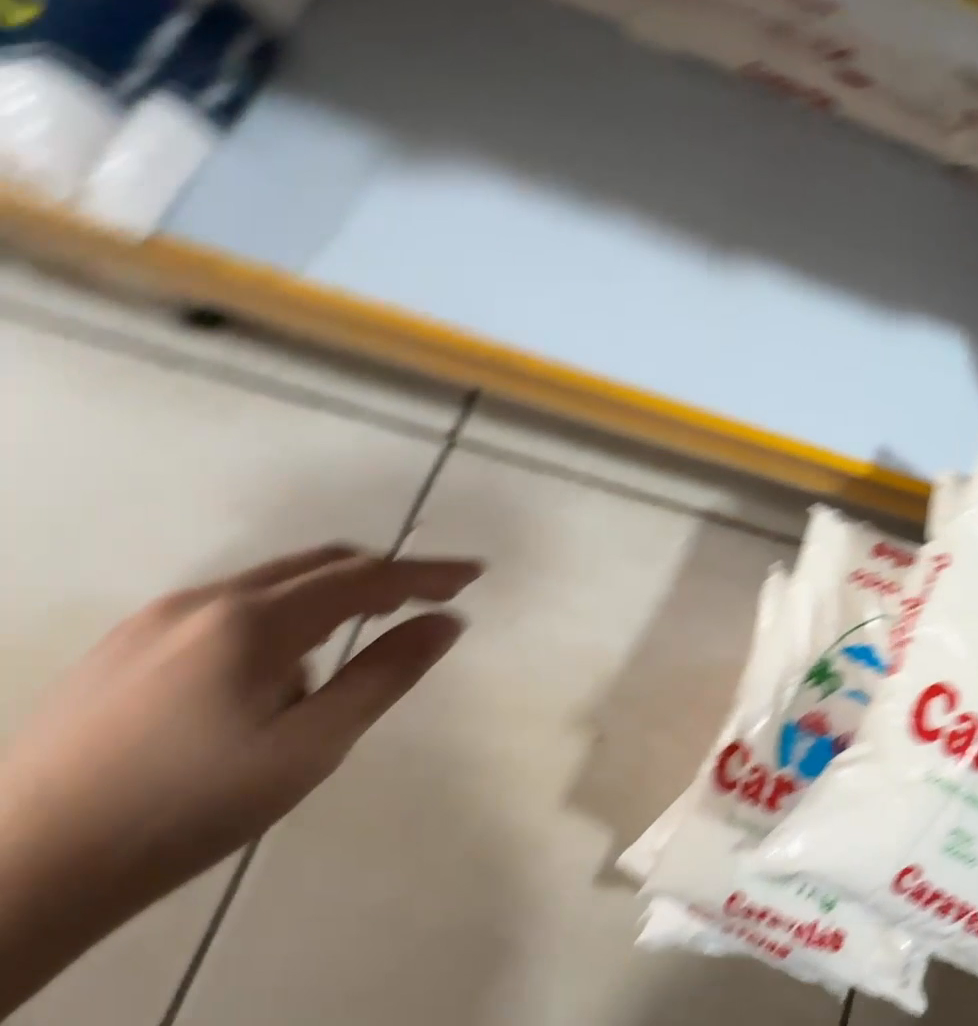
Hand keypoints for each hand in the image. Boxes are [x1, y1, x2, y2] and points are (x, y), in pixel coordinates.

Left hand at [0, 544, 481, 1011]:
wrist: (21, 869)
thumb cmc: (188, 808)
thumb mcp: (311, 746)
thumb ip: (385, 674)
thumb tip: (447, 622)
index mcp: (253, 622)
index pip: (364, 576)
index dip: (426, 572)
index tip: (474, 574)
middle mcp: (201, 602)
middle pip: (315, 565)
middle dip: (380, 575)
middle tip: (427, 599)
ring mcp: (150, 623)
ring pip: (266, 586)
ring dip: (327, 598)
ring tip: (349, 647)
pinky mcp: (118, 650)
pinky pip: (223, 609)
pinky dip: (276, 616)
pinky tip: (271, 671)